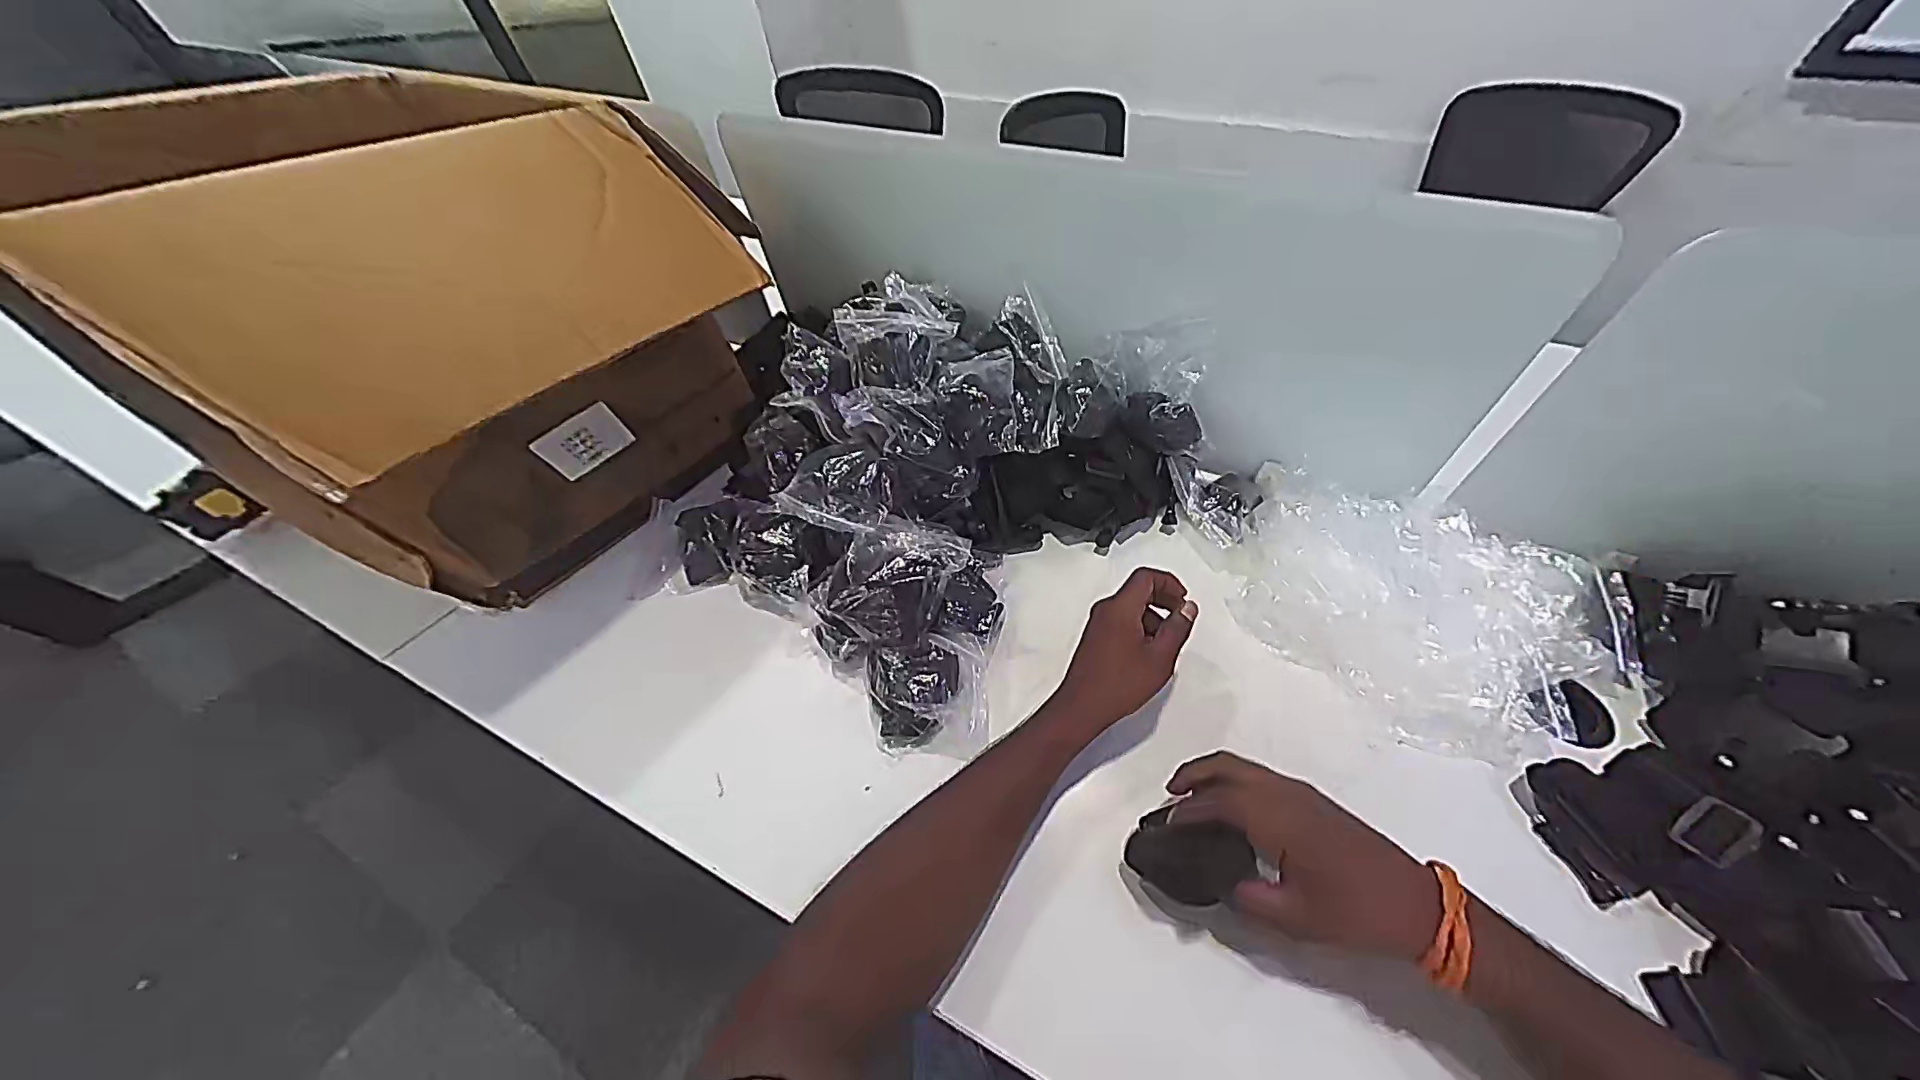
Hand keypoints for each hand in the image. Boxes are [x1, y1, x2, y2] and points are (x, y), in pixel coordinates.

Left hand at [1046, 567, 1197, 729]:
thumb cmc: (1115, 685)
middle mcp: (1105, 611)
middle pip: (1138, 589)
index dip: (1170, 583)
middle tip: (1180, 616)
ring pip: (1130, 607)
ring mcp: (1098, 623)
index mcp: (1119, 608)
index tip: (1183, 598)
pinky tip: (1149, 651)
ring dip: (1153, 616)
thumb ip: (1178, 628)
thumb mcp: (1160, 656)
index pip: (1146, 577)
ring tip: (1166, 641)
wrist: (1083, 705)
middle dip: (1164, 599)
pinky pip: (1121, 620)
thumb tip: (1187, 609)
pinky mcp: (1096, 636)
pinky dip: (1139, 627)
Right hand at [1167, 752, 1441, 962]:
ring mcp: (1300, 793)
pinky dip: (1232, 780)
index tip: (1166, 825)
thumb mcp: (1295, 917)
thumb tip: (1224, 884)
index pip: (1217, 803)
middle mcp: (1285, 794)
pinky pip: (1258, 776)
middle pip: (1225, 766)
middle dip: (1192, 774)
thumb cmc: (1357, 910)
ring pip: (1242, 767)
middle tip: (1170, 795)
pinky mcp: (1311, 800)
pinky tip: (1230, 807)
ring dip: (1211, 774)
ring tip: (1191, 798)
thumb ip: (1249, 898)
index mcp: (1276, 817)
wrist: (1415, 904)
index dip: (1186, 812)